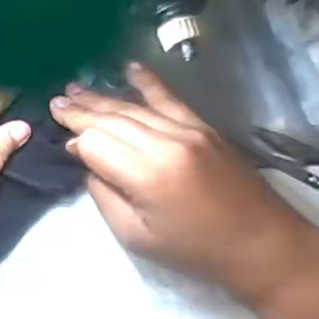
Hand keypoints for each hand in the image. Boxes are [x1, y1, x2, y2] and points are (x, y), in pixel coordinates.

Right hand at [49, 62, 318, 306]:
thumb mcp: (138, 237)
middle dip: (81, 111)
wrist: (261, 243)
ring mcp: (187, 129)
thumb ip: (106, 196)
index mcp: (147, 176)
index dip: (77, 141)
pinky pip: (169, 97)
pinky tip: (130, 67)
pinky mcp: (203, 126)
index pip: (96, 143)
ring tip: (75, 89)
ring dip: (103, 97)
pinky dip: (148, 82)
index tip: (64, 144)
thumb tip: (88, 162)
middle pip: (112, 119)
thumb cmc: (196, 250)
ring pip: (134, 106)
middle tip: (56, 103)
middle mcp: (165, 143)